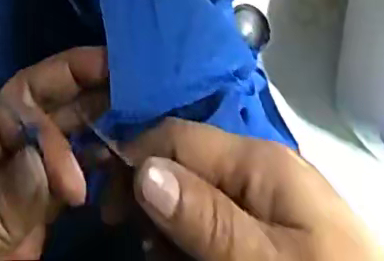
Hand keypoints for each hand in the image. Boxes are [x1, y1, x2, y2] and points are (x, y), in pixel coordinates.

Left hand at [0, 47, 109, 260]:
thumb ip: (0, 202)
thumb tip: (45, 159)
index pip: (9, 114)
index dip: (47, 132)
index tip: (73, 185)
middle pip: (35, 108)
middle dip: (74, 84)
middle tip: (120, 63)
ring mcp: (9, 183)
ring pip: (55, 139)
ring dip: (90, 118)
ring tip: (132, 98)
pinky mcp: (29, 217)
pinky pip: (62, 180)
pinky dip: (91, 166)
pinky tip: (119, 151)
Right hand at [118, 119, 383, 260]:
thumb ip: (207, 218)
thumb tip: (141, 168)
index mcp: (260, 159)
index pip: (174, 136)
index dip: (133, 162)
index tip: (104, 204)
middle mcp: (262, 168)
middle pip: (183, 164)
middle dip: (151, 198)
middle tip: (136, 242)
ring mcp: (271, 202)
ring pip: (197, 196)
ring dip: (172, 226)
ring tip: (162, 256)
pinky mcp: (279, 233)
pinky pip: (222, 221)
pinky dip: (197, 240)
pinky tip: (187, 258)